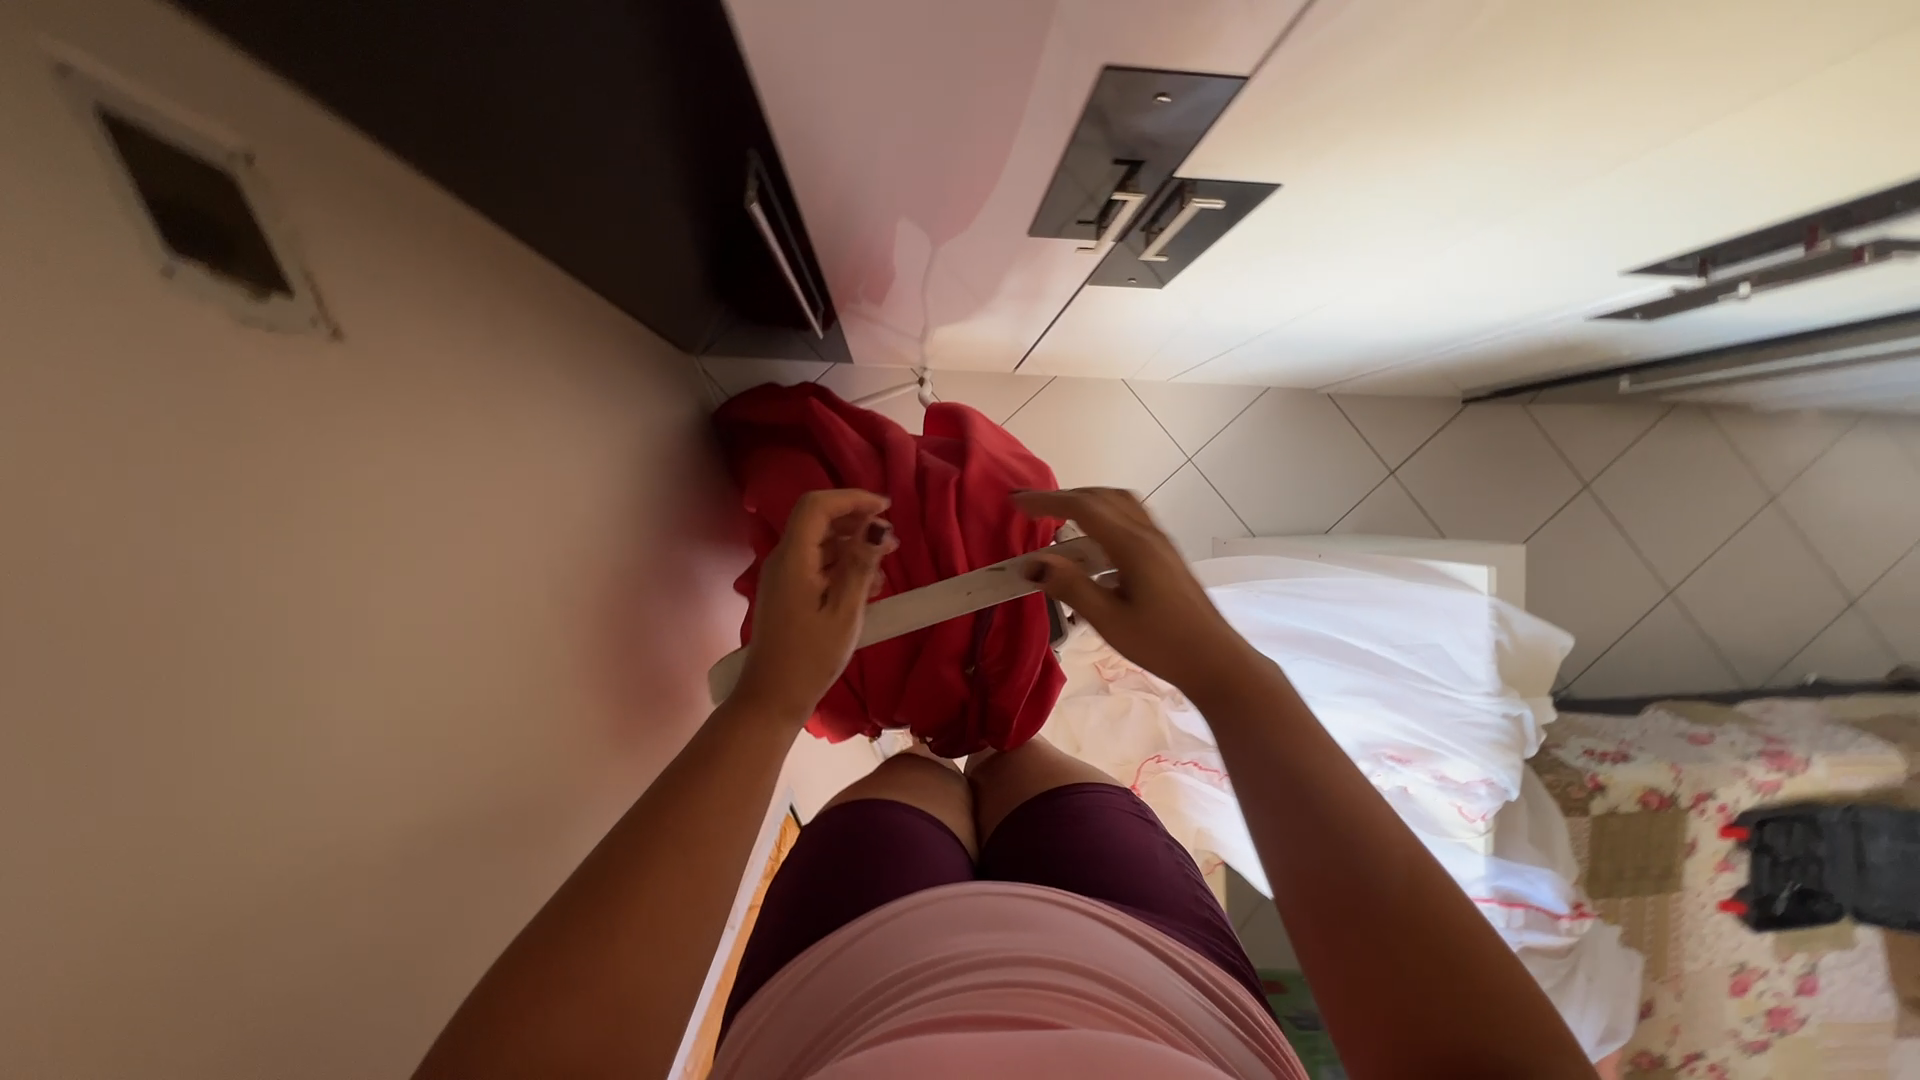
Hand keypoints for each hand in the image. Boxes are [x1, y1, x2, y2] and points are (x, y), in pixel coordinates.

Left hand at [734, 489, 897, 722]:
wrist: (773, 698)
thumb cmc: (811, 657)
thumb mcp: (845, 611)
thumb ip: (861, 565)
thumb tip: (878, 525)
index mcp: (793, 558)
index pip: (818, 505)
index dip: (853, 499)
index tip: (886, 509)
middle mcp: (784, 559)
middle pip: (819, 521)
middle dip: (857, 522)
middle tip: (892, 541)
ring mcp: (784, 576)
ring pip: (821, 543)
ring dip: (854, 546)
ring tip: (886, 563)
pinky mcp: (789, 592)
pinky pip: (818, 564)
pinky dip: (844, 566)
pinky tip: (868, 586)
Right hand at [1012, 487, 1264, 694]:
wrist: (1215, 660)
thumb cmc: (1161, 644)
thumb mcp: (1109, 621)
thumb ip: (1072, 587)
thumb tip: (1034, 564)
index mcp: (1133, 546)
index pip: (1083, 508)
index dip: (1047, 501)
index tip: (1016, 502)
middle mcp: (1148, 535)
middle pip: (1103, 497)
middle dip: (1064, 496)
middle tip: (1031, 507)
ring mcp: (1161, 543)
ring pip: (1120, 504)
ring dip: (1086, 502)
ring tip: (1058, 517)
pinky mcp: (1166, 555)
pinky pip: (1131, 518)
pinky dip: (1104, 516)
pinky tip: (1093, 542)